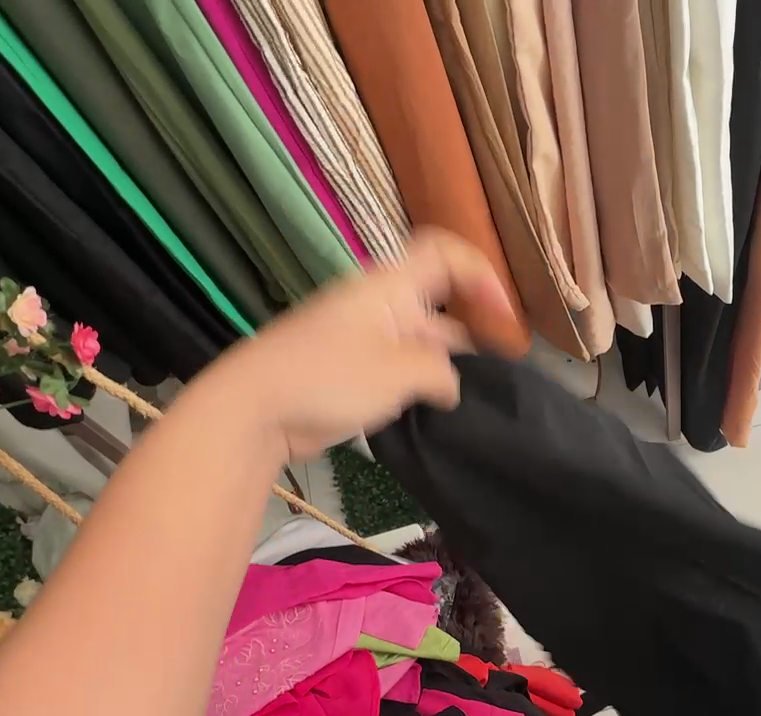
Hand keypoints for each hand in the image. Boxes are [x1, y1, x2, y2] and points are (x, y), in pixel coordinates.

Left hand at [201, 229, 516, 459]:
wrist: (256, 410)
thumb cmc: (329, 377)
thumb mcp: (400, 372)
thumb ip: (441, 374)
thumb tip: (451, 386)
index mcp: (390, 288)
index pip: (444, 255)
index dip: (482, 274)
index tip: (504, 316)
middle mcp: (382, 307)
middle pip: (442, 309)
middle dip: (473, 339)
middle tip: (497, 379)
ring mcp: (369, 341)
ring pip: (425, 347)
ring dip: (448, 372)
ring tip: (470, 404)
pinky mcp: (358, 373)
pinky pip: (405, 373)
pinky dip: (424, 389)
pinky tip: (437, 414)